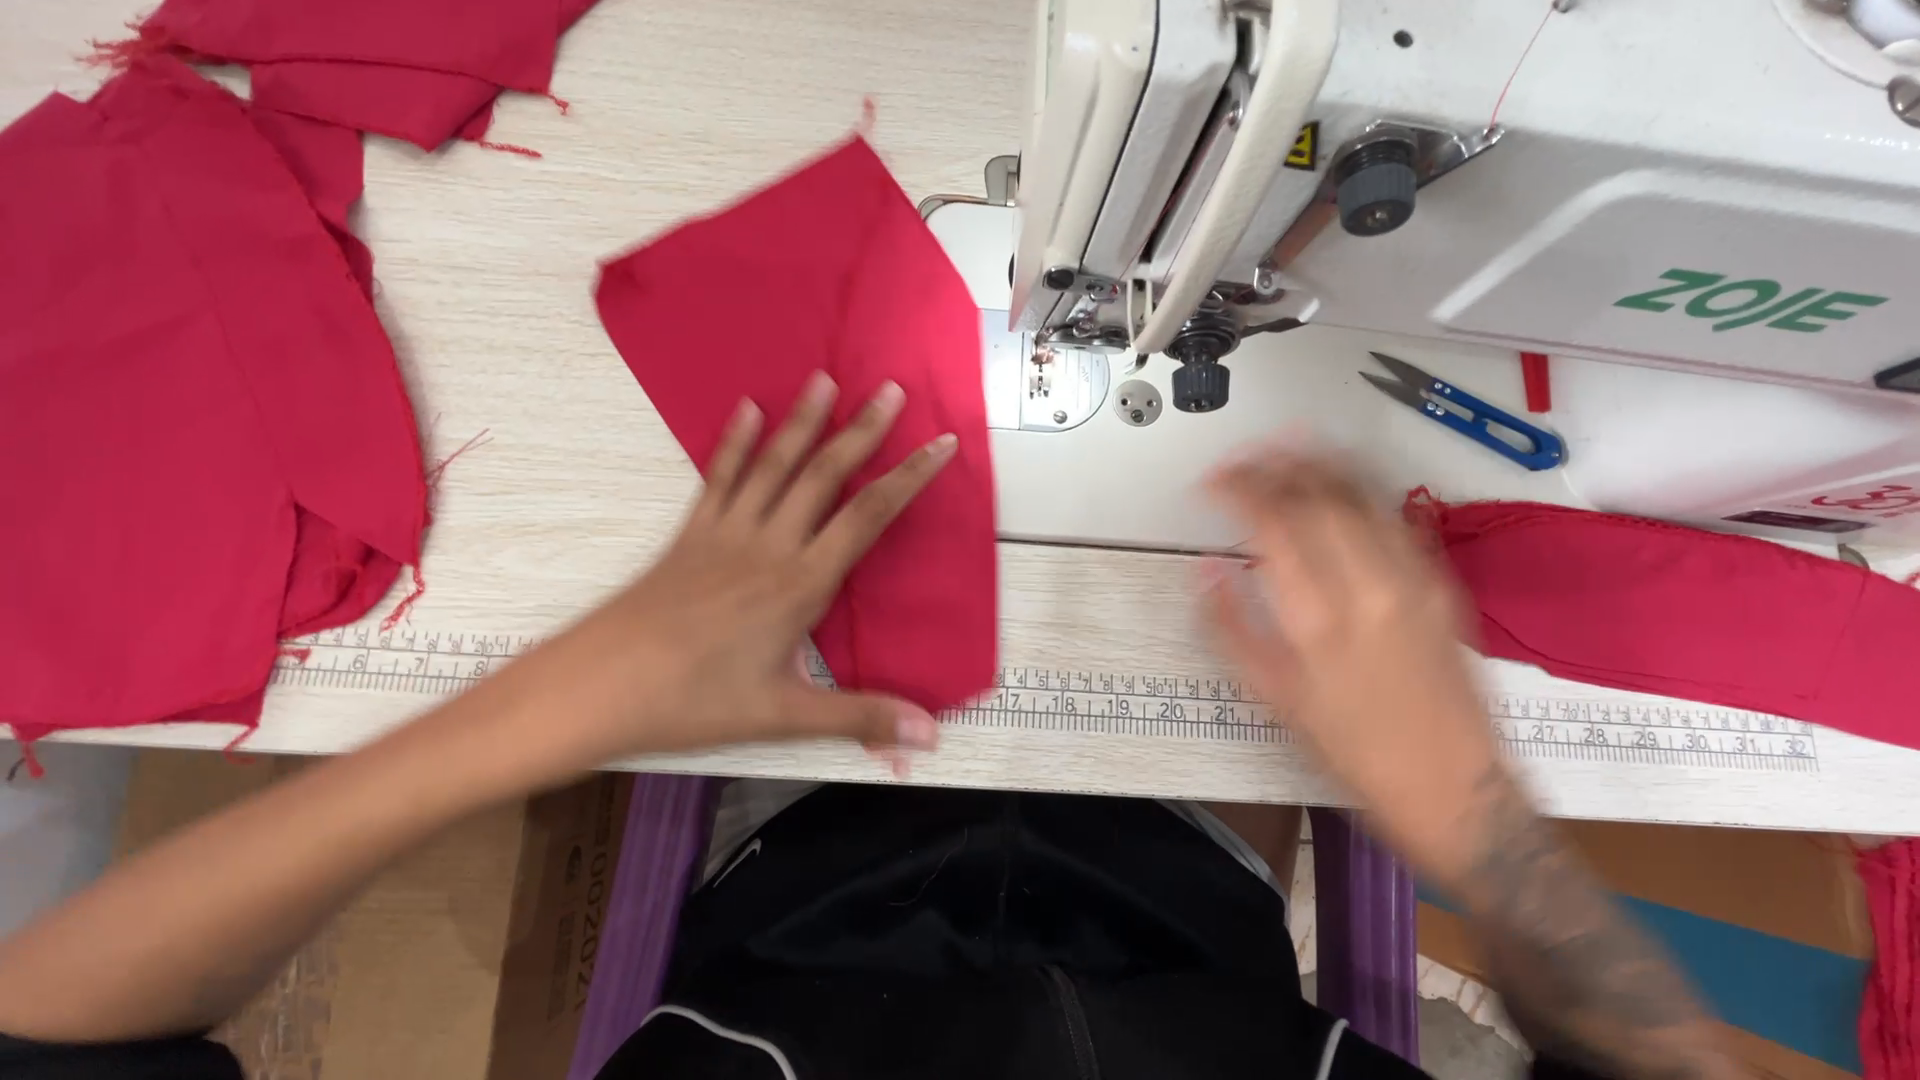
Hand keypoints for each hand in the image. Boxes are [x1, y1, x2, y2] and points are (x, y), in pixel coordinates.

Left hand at [522, 372, 953, 769]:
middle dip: (862, 431)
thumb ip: (860, 718)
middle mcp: (769, 545)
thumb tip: (931, 735)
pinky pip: (718, 477)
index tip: (941, 443)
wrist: (599, 687)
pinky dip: (734, 441)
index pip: (868, 516)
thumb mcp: (784, 717)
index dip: (909, 477)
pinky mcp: (690, 534)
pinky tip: (746, 409)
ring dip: (803, 421)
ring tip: (825, 379)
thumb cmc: (694, 703)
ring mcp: (725, 533)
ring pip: (773, 465)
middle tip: (890, 389)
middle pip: (824, 475)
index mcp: (801, 583)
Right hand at [1199, 449, 1504, 885]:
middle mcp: (1369, 587)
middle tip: (1242, 457)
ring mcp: (1413, 581)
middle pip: (1318, 495)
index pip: (1273, 522)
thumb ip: (1233, 628)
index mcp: (1318, 618)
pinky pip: (1397, 517)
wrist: (1455, 790)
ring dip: (1319, 461)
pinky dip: (1363, 486)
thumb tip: (1207, 572)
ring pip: (1362, 495)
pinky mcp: (1442, 585)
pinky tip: (1343, 478)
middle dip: (1273, 463)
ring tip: (1287, 445)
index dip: (1237, 488)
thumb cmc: (1356, 753)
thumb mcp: (1275, 699)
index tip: (1213, 481)